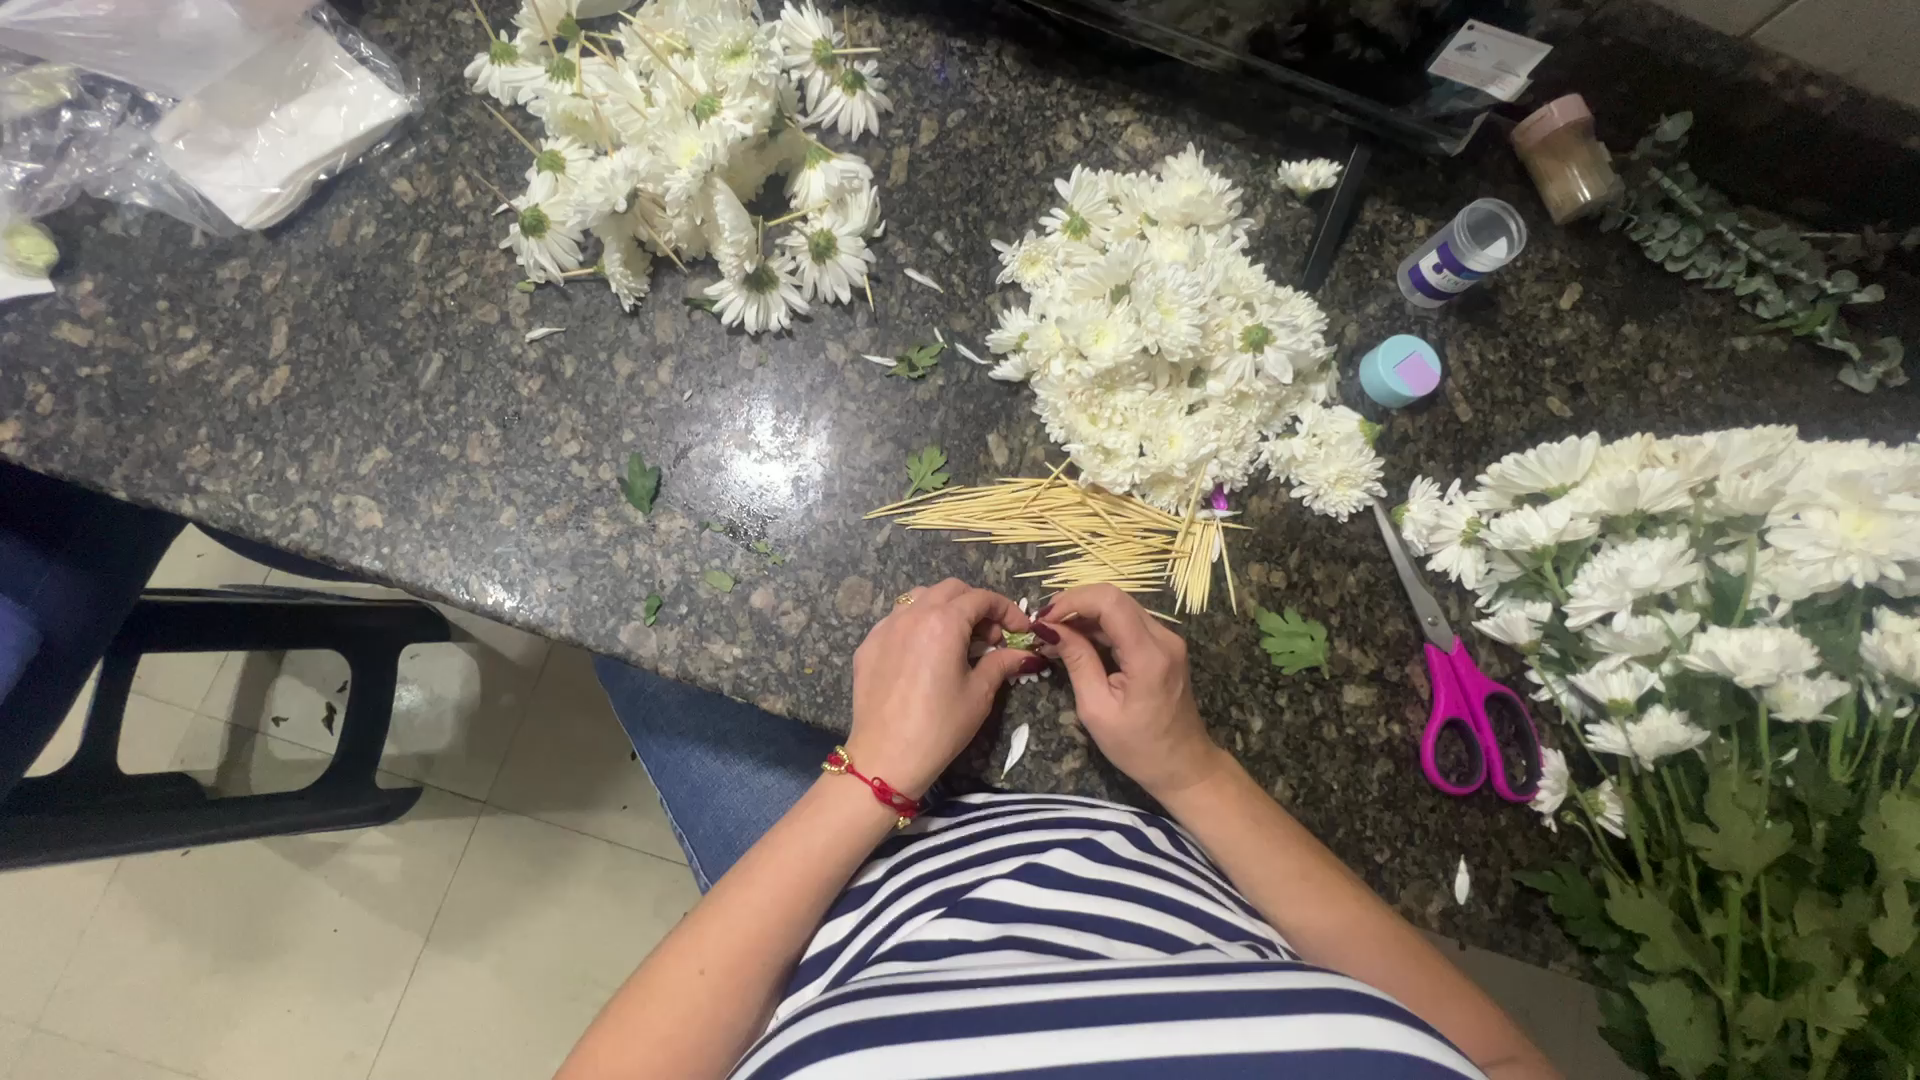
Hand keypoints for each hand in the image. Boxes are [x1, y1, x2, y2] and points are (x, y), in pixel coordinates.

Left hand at [846, 579, 1042, 797]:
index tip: (1019, 630)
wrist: (886, 757)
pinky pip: (897, 619)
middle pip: (950, 590)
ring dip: (944, 609)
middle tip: (989, 637)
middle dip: (975, 605)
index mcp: (944, 623)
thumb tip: (1023, 653)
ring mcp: (885, 627)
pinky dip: (917, 624)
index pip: (981, 598)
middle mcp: (912, 615)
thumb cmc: (940, 727)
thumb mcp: (979, 694)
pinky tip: (924, 653)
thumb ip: (1001, 663)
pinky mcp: (868, 644)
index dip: (1006, 610)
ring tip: (956, 640)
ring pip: (919, 598)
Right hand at [1035, 584, 1226, 800]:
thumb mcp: (1096, 708)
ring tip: (1055, 635)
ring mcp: (1167, 640)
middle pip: (1114, 598)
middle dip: (1075, 605)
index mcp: (1149, 655)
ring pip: (1120, 607)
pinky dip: (1099, 626)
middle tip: (1044, 625)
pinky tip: (1077, 640)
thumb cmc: (1138, 747)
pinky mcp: (1164, 646)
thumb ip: (1077, 661)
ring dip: (1085, 614)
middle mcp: (1163, 638)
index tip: (1044, 620)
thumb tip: (1050, 628)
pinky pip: (1128, 622)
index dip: (1073, 602)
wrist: (1183, 766)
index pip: (1110, 602)